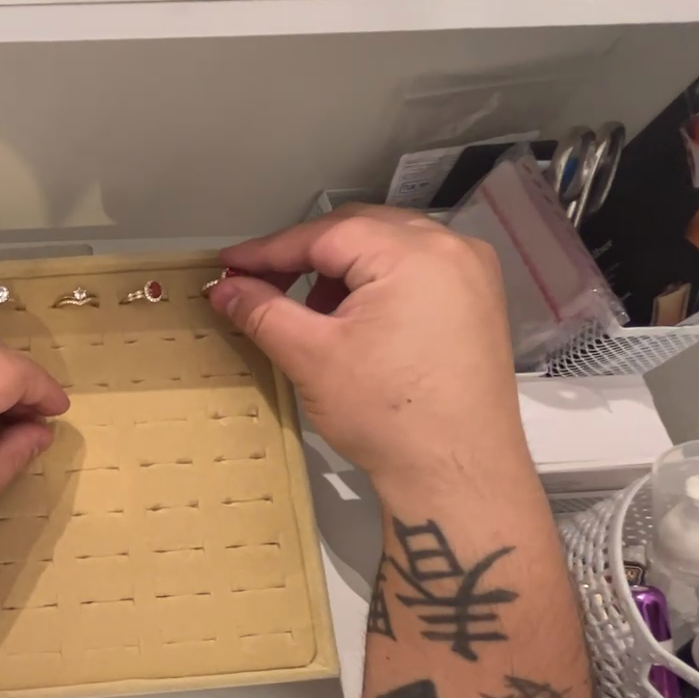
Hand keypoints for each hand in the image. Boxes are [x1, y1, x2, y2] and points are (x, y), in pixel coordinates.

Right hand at [212, 205, 531, 498]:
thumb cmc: (388, 414)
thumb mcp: (309, 356)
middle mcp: (451, 250)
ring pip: (385, 247)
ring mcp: (470, 274)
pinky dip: (369, 282)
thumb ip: (261, 312)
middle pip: (357, 230)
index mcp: (413, 255)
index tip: (229, 264)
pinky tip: (346, 320)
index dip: (268, 249)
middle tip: (257, 283)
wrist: (453, 467)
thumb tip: (225, 288)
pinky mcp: (473, 302)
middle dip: (301, 254)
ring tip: (303, 308)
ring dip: (335, 268)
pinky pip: (411, 270)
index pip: (324, 234)